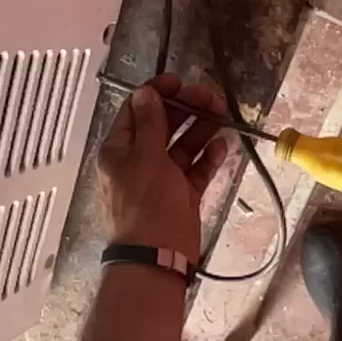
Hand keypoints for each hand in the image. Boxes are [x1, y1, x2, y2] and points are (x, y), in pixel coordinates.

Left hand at [97, 73, 229, 259]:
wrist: (157, 259)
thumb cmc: (147, 207)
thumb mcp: (146, 160)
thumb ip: (149, 125)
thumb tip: (146, 93)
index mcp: (119, 151)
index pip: (135, 110)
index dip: (156, 92)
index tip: (179, 81)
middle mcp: (138, 161)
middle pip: (162, 125)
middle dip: (185, 109)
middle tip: (209, 97)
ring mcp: (161, 179)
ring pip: (182, 146)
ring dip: (201, 129)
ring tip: (222, 114)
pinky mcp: (181, 195)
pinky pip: (195, 169)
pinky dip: (208, 157)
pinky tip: (222, 144)